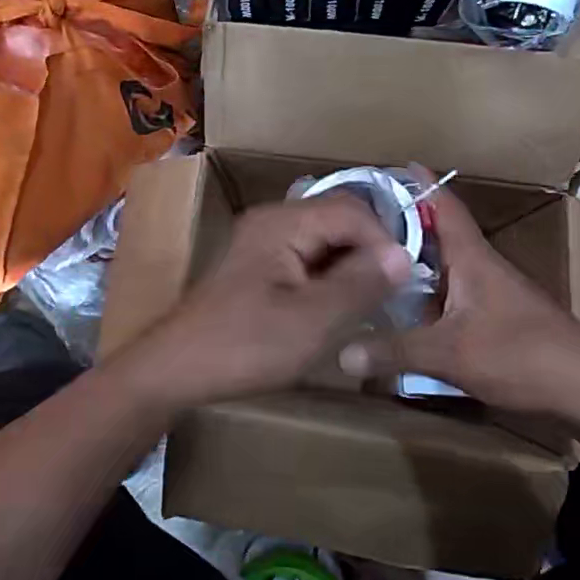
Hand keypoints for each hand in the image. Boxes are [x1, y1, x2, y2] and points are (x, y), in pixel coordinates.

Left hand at [120, 195, 413, 408]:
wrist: (175, 368)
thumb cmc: (246, 344)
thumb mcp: (314, 319)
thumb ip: (361, 283)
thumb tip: (404, 256)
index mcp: (285, 223)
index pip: (353, 211)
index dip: (386, 241)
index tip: (403, 281)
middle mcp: (272, 220)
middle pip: (338, 218)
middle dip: (370, 250)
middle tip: (392, 290)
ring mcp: (261, 242)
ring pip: (323, 239)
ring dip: (351, 264)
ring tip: (371, 299)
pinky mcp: (256, 266)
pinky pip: (306, 256)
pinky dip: (329, 275)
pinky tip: (337, 304)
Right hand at [338, 179, 579, 416]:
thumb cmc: (521, 354)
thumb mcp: (448, 354)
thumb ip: (394, 351)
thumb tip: (341, 354)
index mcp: (473, 258)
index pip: (443, 206)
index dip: (418, 183)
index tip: (388, 166)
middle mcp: (482, 268)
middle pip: (438, 235)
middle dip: (403, 224)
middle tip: (359, 223)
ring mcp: (492, 294)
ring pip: (445, 268)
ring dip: (414, 262)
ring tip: (372, 264)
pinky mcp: (497, 320)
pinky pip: (452, 296)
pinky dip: (427, 295)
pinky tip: (405, 311)